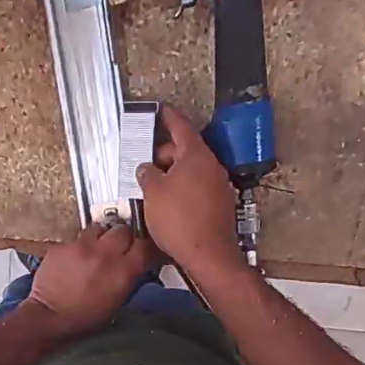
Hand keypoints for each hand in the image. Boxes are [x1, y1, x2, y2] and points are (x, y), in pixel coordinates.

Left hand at [24, 221, 156, 335]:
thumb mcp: (118, 300)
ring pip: (99, 228)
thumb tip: (136, 263)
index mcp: (124, 271)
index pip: (145, 245)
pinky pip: (76, 238)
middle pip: (123, 230)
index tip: (141, 249)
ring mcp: (82, 246)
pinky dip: (79, 246)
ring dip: (100, 237)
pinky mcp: (63, 245)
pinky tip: (74, 258)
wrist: (50, 316)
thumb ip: (129, 277)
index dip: (144, 246)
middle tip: (117, 248)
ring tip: (94, 249)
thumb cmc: (87, 317)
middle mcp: (106, 254)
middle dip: (122, 237)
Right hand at [136, 106, 241, 274]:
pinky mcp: (219, 205)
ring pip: (191, 172)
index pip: (180, 126)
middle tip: (145, 165)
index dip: (168, 117)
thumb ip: (147, 174)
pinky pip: (197, 189)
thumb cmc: (181, 222)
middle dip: (164, 155)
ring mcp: (218, 186)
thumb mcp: (153, 193)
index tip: (161, 110)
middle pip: (185, 151)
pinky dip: (183, 191)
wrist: (207, 255)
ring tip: (153, 189)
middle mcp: (211, 167)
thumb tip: (146, 169)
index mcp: (196, 156)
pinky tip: (169, 205)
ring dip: (173, 175)